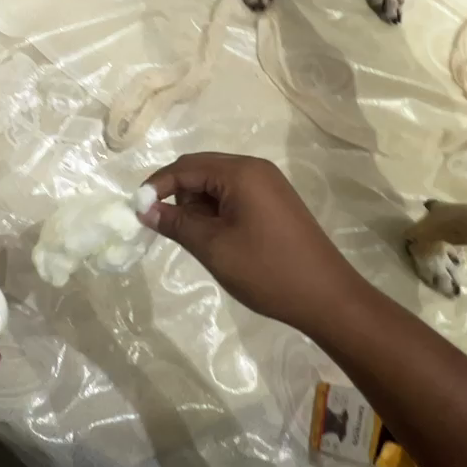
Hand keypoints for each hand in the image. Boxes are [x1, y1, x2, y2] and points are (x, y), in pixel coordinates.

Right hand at [141, 152, 366, 334]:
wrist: (329, 299)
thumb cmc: (267, 270)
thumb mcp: (213, 248)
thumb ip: (176, 223)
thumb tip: (145, 209)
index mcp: (240, 172)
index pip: (185, 167)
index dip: (157, 186)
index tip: (137, 210)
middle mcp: (255, 168)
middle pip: (200, 169)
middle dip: (177, 195)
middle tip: (163, 226)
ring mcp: (268, 184)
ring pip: (216, 183)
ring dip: (198, 205)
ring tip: (197, 239)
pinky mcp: (275, 201)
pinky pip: (234, 194)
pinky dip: (217, 210)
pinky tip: (217, 237)